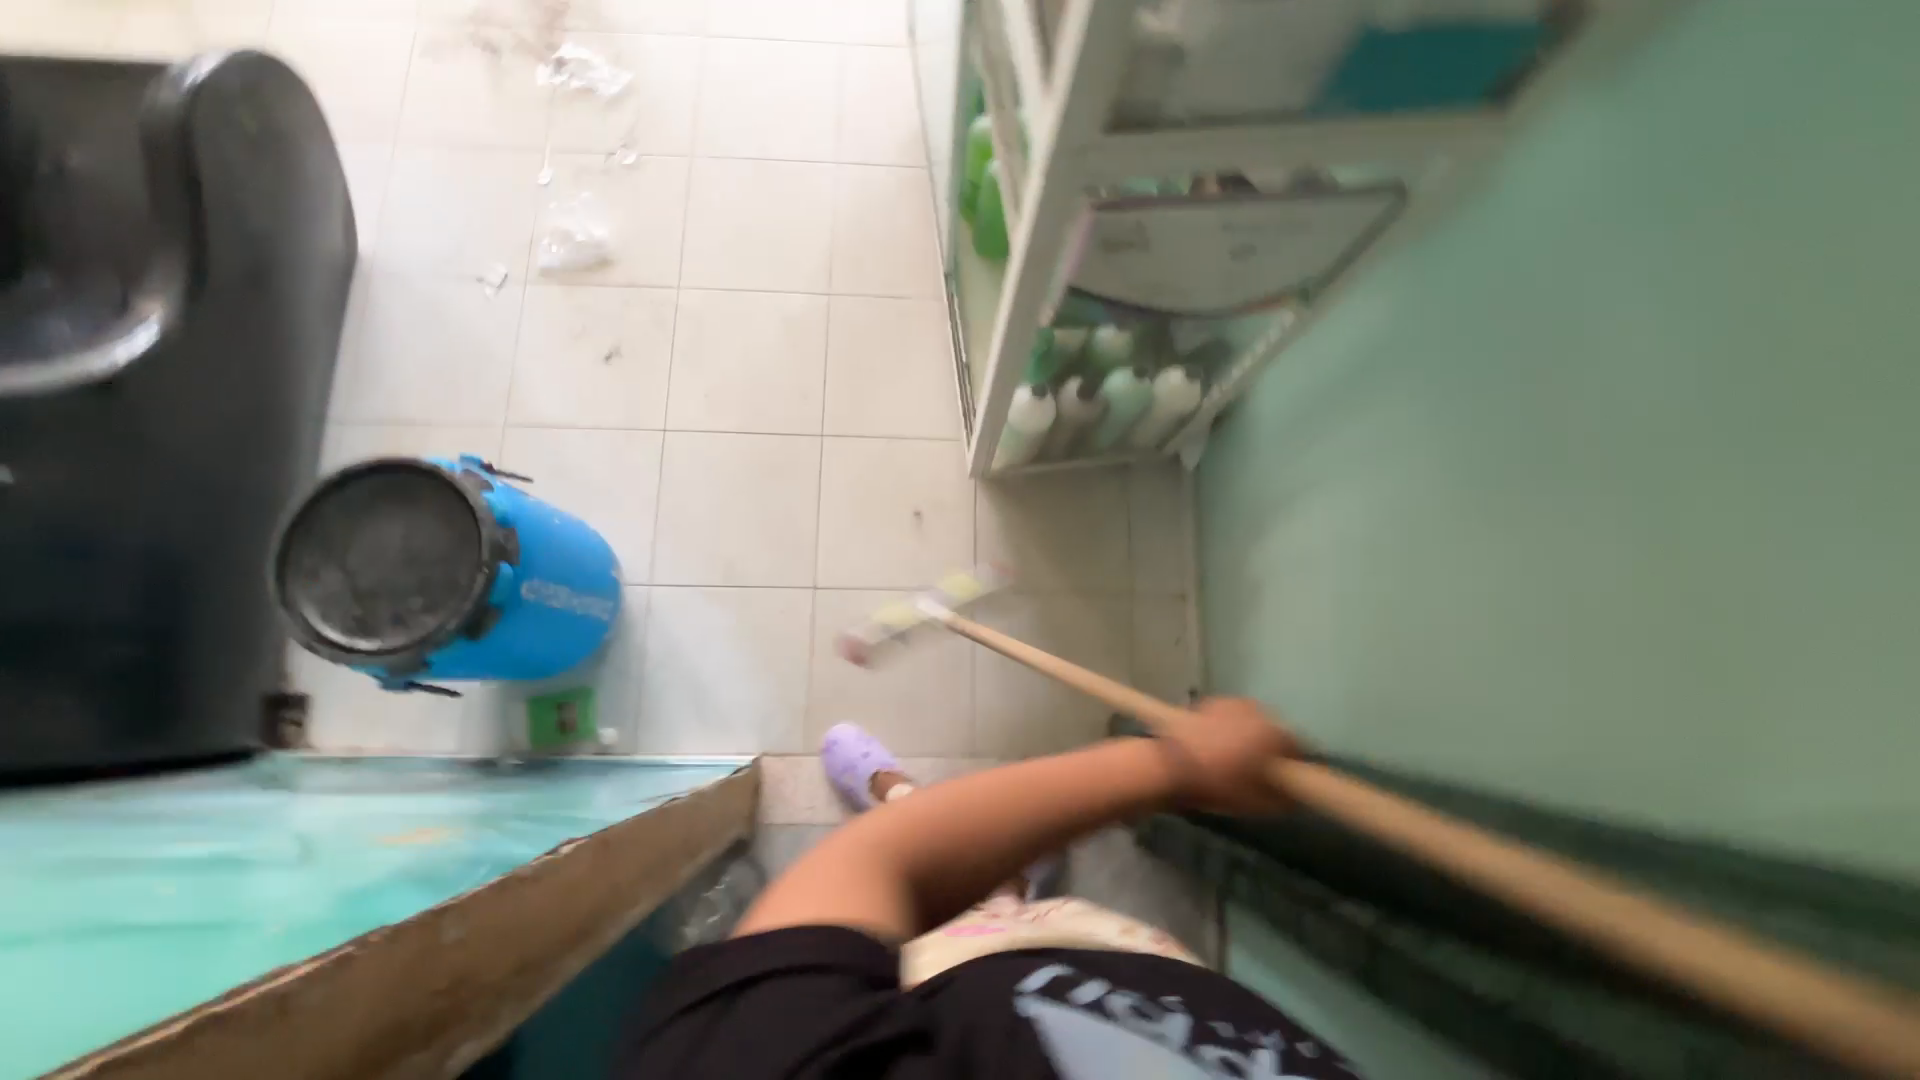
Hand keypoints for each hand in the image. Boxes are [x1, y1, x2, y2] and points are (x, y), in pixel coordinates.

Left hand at [1156, 697, 1301, 813]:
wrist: (1171, 765)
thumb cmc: (1219, 785)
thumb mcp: (1259, 804)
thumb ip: (1285, 799)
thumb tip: (1296, 796)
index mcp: (1274, 734)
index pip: (1298, 747)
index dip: (1295, 764)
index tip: (1289, 778)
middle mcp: (1257, 712)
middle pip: (1274, 730)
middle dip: (1271, 746)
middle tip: (1261, 768)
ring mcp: (1231, 703)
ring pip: (1252, 720)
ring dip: (1250, 734)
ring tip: (1237, 755)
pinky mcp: (1210, 702)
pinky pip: (1230, 716)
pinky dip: (1230, 726)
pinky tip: (1218, 743)